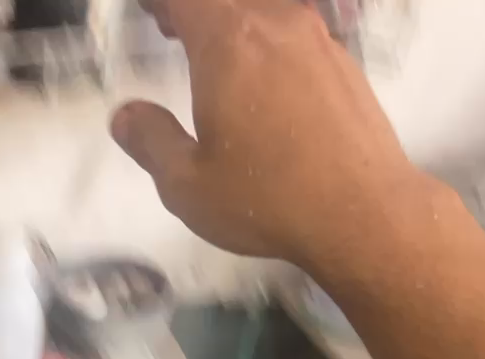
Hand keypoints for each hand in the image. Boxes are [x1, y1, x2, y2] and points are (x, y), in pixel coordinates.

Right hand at [112, 0, 437, 273]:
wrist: (358, 212)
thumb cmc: (265, 200)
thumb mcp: (185, 185)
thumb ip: (151, 142)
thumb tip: (125, 116)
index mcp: (228, 45)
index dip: (161, 2)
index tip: (146, 11)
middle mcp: (275, 25)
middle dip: (191, 10)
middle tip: (167, 25)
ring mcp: (316, 39)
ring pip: (264, 10)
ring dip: (230, 23)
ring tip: (210, 55)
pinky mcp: (342, 63)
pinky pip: (293, 33)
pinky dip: (265, 42)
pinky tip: (259, 82)